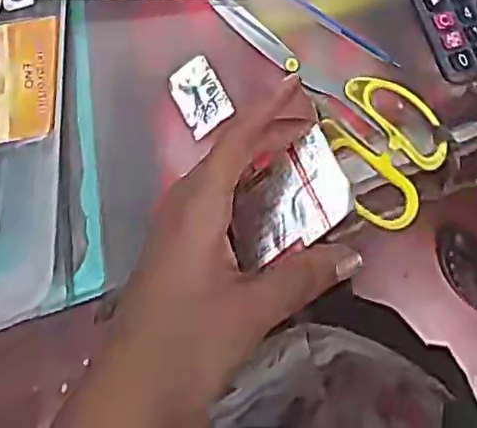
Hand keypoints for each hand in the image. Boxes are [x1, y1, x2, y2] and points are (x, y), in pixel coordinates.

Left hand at [59, 83, 363, 425]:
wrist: (128, 395)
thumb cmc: (184, 344)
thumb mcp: (250, 311)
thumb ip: (301, 277)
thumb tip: (349, 254)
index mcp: (198, 202)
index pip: (237, 138)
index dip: (267, 107)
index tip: (293, 82)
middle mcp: (184, 201)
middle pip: (229, 149)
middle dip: (268, 128)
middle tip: (308, 119)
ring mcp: (177, 222)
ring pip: (221, 172)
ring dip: (257, 157)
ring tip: (293, 150)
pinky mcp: (177, 243)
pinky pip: (215, 196)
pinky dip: (246, 185)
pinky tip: (265, 201)